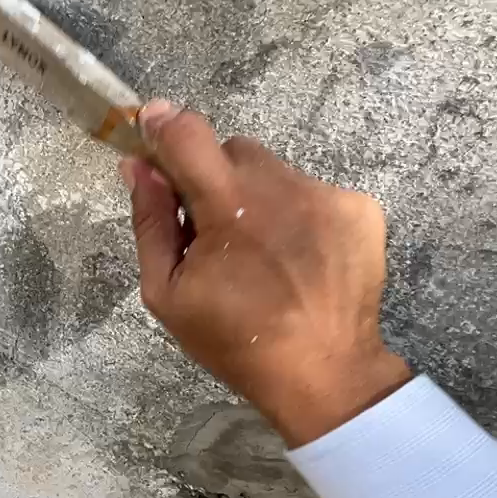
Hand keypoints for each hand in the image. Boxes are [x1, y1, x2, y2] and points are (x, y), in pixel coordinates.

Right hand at [122, 100, 411, 446]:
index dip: (162, 125)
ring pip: (271, 169)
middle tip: (209, 228)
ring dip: (253, 195)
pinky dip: (292, 211)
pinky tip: (293, 256)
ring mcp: (327, 195)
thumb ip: (150, 223)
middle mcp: (283, 187)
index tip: (148, 130)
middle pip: (231, 149)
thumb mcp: (166, 292)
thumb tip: (136, 168)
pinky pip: (309, 189)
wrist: (323, 372)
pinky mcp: (360, 207)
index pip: (189, 134)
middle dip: (211, 176)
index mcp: (230, 209)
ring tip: (258, 251)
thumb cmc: (232, 338)